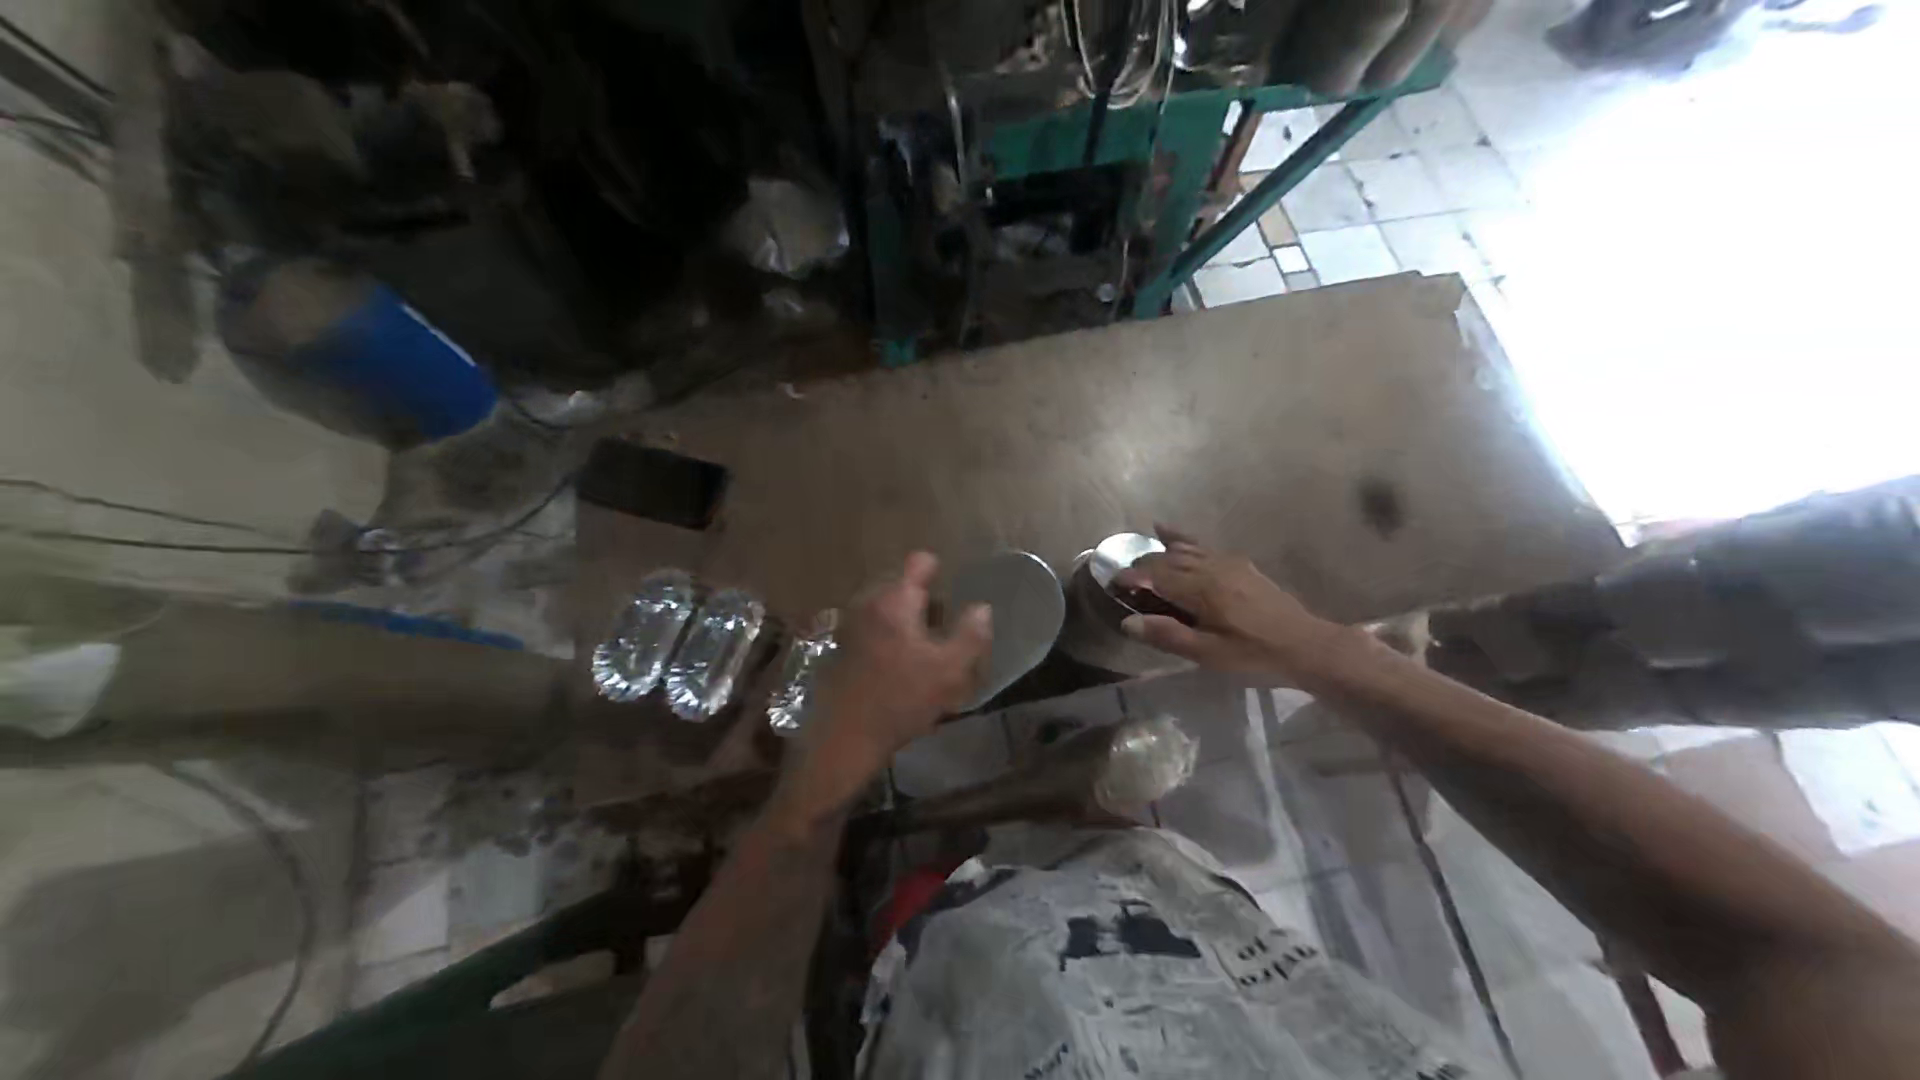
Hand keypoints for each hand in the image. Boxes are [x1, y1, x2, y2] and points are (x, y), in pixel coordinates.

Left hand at [773, 552, 992, 824]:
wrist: (845, 737)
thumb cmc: (901, 699)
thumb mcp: (950, 670)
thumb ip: (971, 634)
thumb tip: (981, 607)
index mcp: (895, 600)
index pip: (921, 562)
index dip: (940, 573)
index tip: (951, 600)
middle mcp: (868, 602)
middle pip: (903, 584)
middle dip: (925, 603)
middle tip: (940, 634)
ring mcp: (850, 623)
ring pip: (887, 607)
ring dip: (906, 622)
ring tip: (922, 654)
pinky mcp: (840, 645)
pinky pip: (872, 626)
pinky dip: (888, 636)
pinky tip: (898, 668)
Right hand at [1113, 524, 1333, 673]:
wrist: (1305, 645)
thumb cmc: (1252, 654)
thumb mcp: (1207, 654)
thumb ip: (1167, 635)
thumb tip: (1128, 622)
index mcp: (1199, 589)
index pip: (1153, 574)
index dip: (1130, 578)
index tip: (1112, 586)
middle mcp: (1209, 567)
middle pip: (1165, 558)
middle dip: (1141, 566)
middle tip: (1125, 582)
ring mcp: (1225, 561)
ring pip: (1183, 548)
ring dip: (1158, 552)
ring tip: (1141, 559)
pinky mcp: (1238, 563)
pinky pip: (1202, 544)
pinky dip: (1181, 538)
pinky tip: (1169, 532)